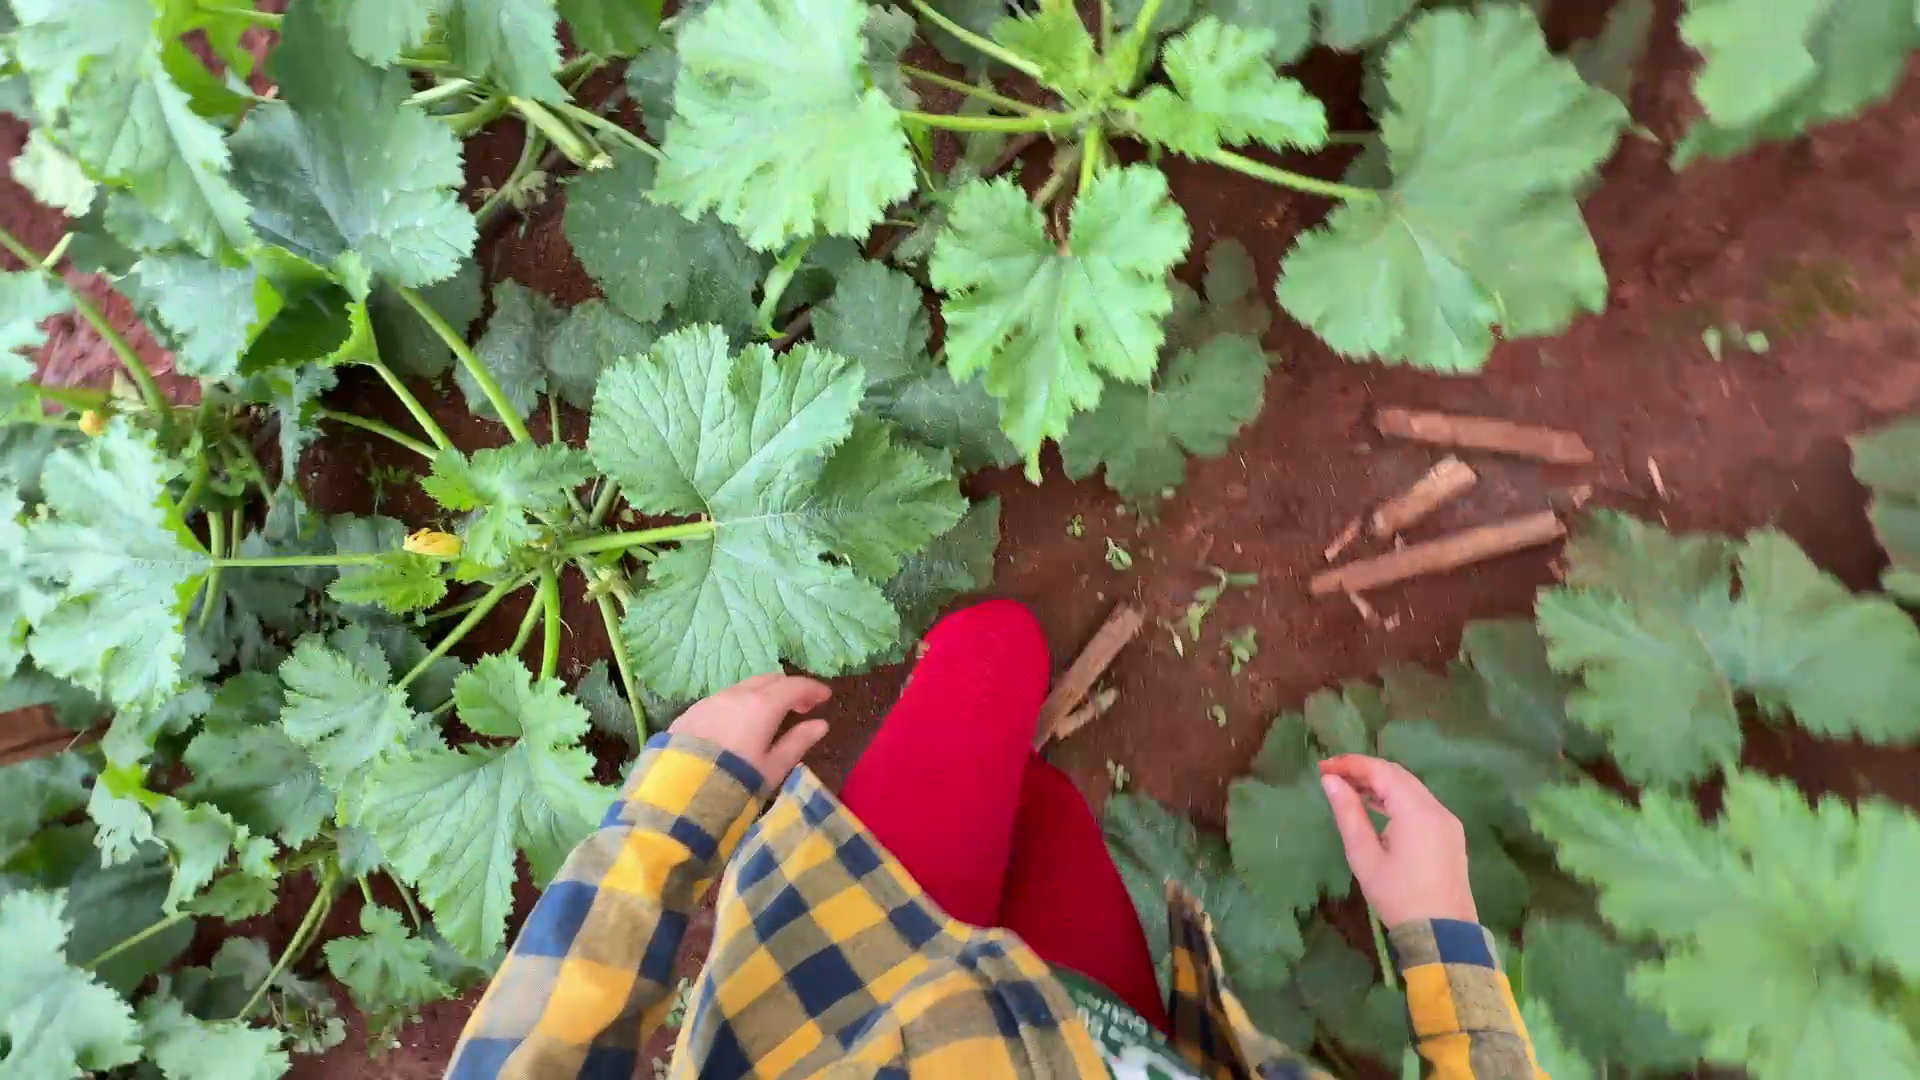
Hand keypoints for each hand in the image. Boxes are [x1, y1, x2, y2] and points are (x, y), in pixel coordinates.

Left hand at [669, 674, 832, 787]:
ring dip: (763, 694)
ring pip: (745, 687)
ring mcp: (711, 701)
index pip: (795, 685)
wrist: (678, 796)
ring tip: (770, 716)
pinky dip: (740, 703)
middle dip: (789, 688)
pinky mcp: (691, 712)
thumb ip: (798, 742)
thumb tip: (821, 724)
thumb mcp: (773, 768)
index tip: (825, 697)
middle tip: (801, 707)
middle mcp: (737, 695)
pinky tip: (739, 724)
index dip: (813, 688)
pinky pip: (723, 699)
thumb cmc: (735, 783)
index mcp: (763, 706)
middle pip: (770, 679)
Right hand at [1318, 755, 1477, 926]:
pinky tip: (1373, 805)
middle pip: (1396, 774)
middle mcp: (1437, 810)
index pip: (1380, 771)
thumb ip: (1347, 812)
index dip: (1349, 764)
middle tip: (1332, 776)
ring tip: (1347, 789)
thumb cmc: (1398, 895)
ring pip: (1409, 787)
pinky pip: (1419, 802)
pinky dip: (1394, 797)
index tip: (1322, 768)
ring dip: (1378, 783)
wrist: (1444, 937)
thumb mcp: (1364, 854)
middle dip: (1363, 770)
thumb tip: (1330, 780)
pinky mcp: (1449, 835)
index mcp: (1417, 812)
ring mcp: (1447, 822)